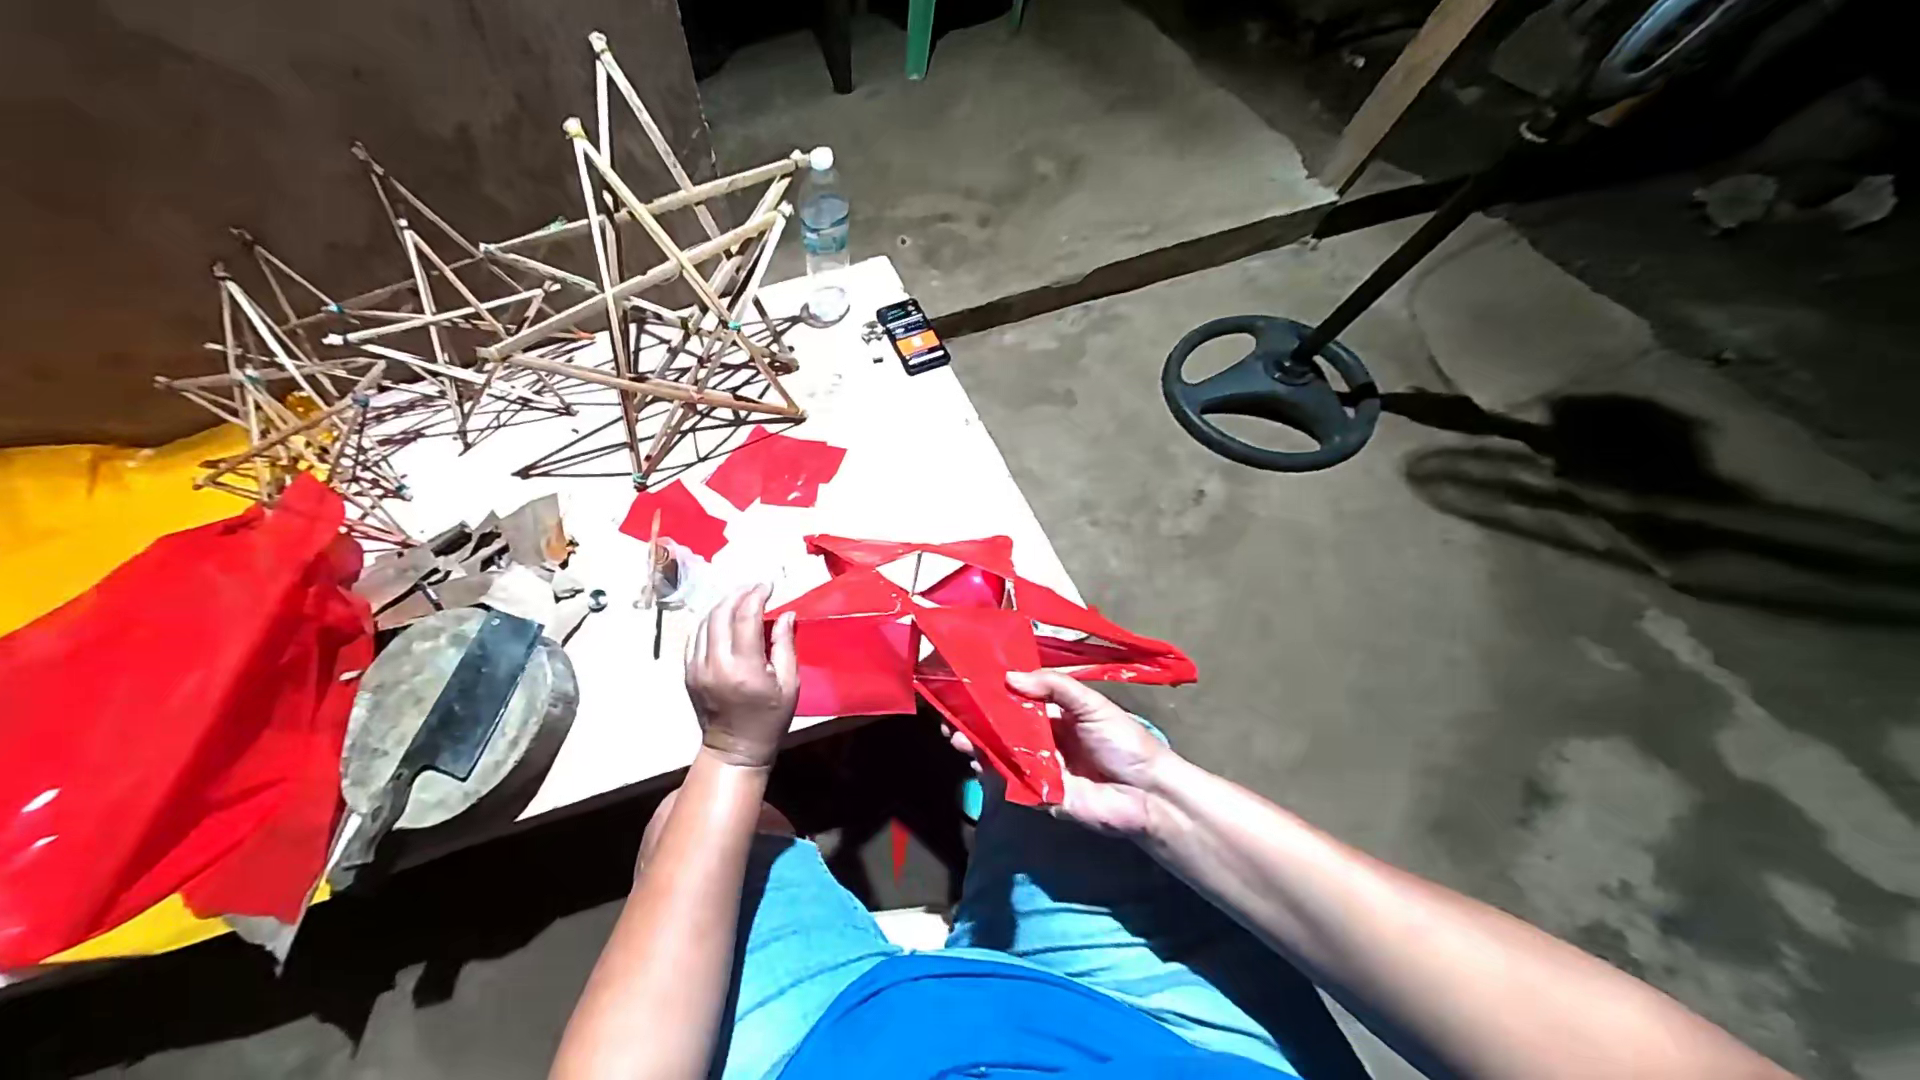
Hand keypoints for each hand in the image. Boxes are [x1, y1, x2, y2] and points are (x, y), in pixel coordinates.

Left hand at [685, 584, 797, 768]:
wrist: (735, 749)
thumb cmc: (770, 718)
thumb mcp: (789, 684)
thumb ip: (785, 645)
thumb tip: (786, 613)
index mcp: (743, 667)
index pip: (746, 616)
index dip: (757, 595)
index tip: (769, 585)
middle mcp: (715, 663)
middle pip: (721, 613)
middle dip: (738, 594)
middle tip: (755, 588)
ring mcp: (696, 668)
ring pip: (704, 622)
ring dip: (723, 605)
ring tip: (741, 599)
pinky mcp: (688, 672)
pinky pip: (695, 636)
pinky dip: (710, 622)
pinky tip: (724, 619)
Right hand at [948, 671, 1174, 836]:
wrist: (1147, 792)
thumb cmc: (1123, 741)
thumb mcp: (1090, 704)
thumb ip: (1053, 687)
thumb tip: (1010, 677)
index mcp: (1056, 714)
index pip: (1018, 700)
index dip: (994, 694)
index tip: (967, 686)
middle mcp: (1043, 739)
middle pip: (1003, 728)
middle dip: (976, 721)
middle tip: (949, 714)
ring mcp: (1038, 767)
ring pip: (1001, 753)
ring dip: (977, 744)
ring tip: (955, 735)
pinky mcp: (1038, 794)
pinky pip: (1011, 780)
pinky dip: (991, 770)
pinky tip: (976, 759)